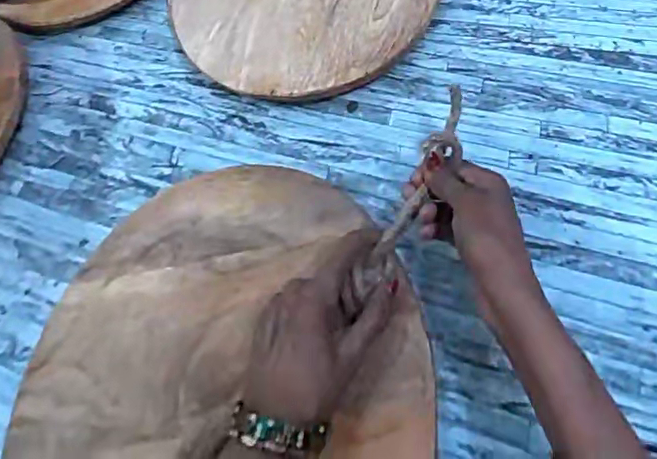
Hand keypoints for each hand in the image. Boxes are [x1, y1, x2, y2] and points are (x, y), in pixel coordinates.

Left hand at [241, 229, 395, 425]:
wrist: (272, 420)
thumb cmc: (316, 387)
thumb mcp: (352, 356)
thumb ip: (374, 316)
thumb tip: (390, 282)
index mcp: (314, 294)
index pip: (342, 251)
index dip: (363, 239)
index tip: (381, 236)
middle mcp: (292, 287)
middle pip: (329, 274)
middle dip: (349, 284)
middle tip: (363, 311)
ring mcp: (276, 300)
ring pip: (312, 288)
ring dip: (329, 299)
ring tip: (338, 333)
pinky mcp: (266, 314)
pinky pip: (295, 300)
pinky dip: (310, 308)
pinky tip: (314, 338)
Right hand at [410, 156, 531, 287]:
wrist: (503, 288)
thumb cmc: (485, 236)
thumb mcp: (464, 201)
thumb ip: (444, 180)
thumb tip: (431, 163)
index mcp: (488, 182)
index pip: (455, 166)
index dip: (433, 170)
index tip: (413, 179)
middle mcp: (484, 197)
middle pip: (448, 186)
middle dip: (427, 192)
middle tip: (408, 197)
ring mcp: (477, 221)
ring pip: (445, 207)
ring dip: (429, 211)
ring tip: (421, 222)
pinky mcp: (470, 241)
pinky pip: (447, 226)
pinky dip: (435, 228)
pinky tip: (425, 235)